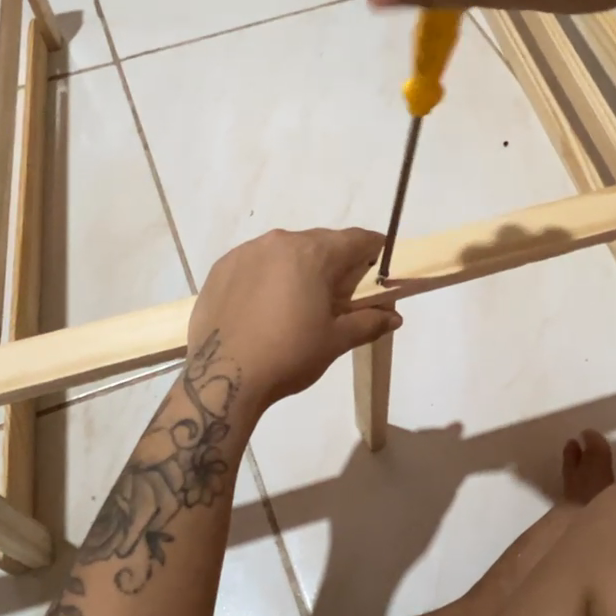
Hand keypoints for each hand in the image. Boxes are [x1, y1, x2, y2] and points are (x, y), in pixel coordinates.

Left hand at [188, 229, 402, 407]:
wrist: (222, 377)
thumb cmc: (288, 356)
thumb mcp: (335, 341)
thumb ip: (368, 322)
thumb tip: (394, 317)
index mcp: (312, 254)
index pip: (356, 239)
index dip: (375, 251)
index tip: (381, 269)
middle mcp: (279, 241)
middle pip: (320, 243)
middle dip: (335, 263)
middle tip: (340, 295)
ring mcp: (245, 252)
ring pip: (285, 251)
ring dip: (299, 268)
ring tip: (299, 303)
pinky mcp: (221, 268)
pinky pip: (255, 262)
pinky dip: (268, 276)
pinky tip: (265, 306)